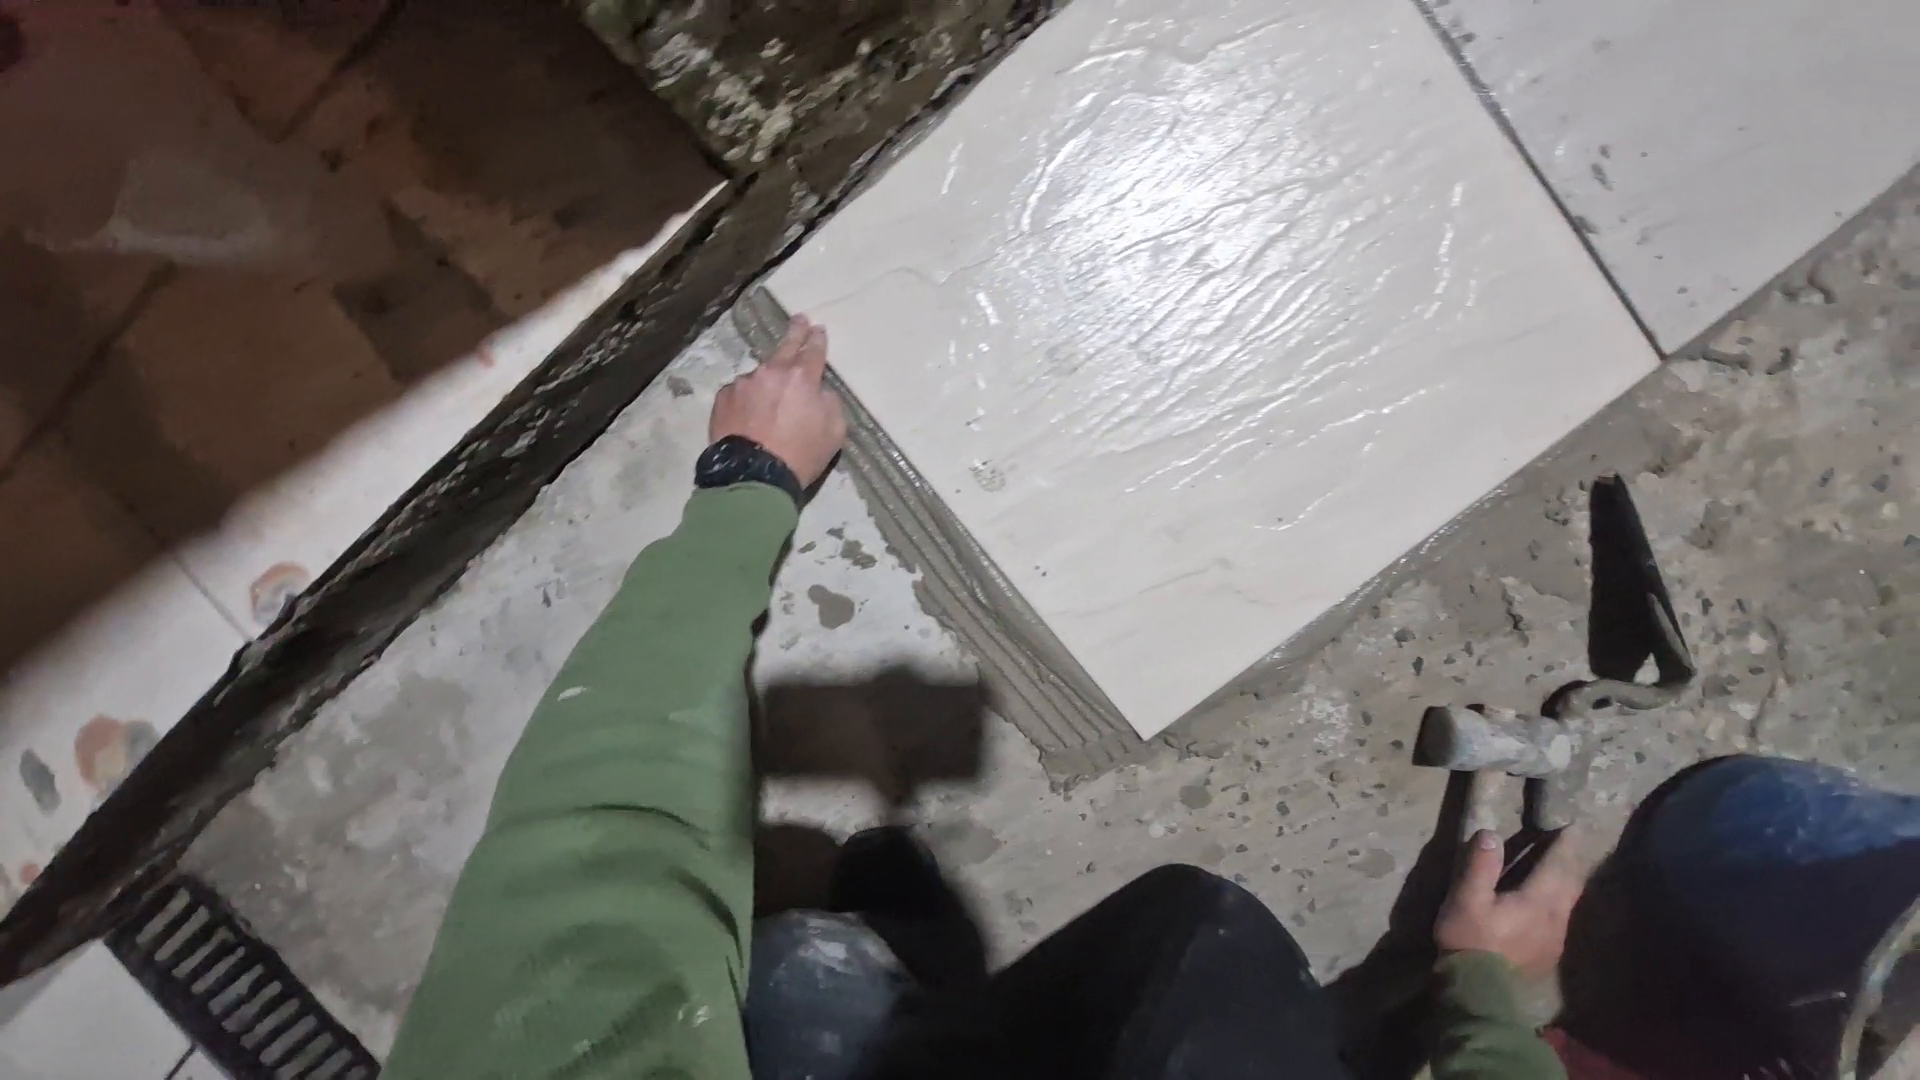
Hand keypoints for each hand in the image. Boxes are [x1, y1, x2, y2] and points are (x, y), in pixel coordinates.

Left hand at [710, 314, 846, 486]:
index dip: (817, 339)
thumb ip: (830, 403)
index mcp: (802, 378)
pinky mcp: (723, 398)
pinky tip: (749, 413)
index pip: (813, 350)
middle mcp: (771, 372)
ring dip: (768, 379)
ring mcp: (744, 383)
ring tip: (771, 398)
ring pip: (760, 375)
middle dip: (795, 332)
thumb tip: (819, 392)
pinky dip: (747, 398)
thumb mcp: (835, 431)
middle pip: (785, 346)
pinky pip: (740, 392)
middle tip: (799, 319)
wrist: (754, 475)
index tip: (818, 329)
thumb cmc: (801, 455)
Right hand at [1434, 828, 1583, 978]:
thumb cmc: (1471, 937)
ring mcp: (1554, 938)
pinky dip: (1559, 899)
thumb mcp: (1467, 897)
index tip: (1572, 828)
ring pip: (1568, 902)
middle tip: (1573, 843)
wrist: (1481, 989)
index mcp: (1537, 901)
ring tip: (1563, 868)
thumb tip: (1491, 833)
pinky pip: (1560, 917)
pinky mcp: (1547, 951)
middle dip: (1572, 862)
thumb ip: (1480, 865)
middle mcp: (1554, 918)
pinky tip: (1550, 902)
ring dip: (1567, 881)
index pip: (1557, 867)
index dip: (1564, 847)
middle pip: (1570, 885)